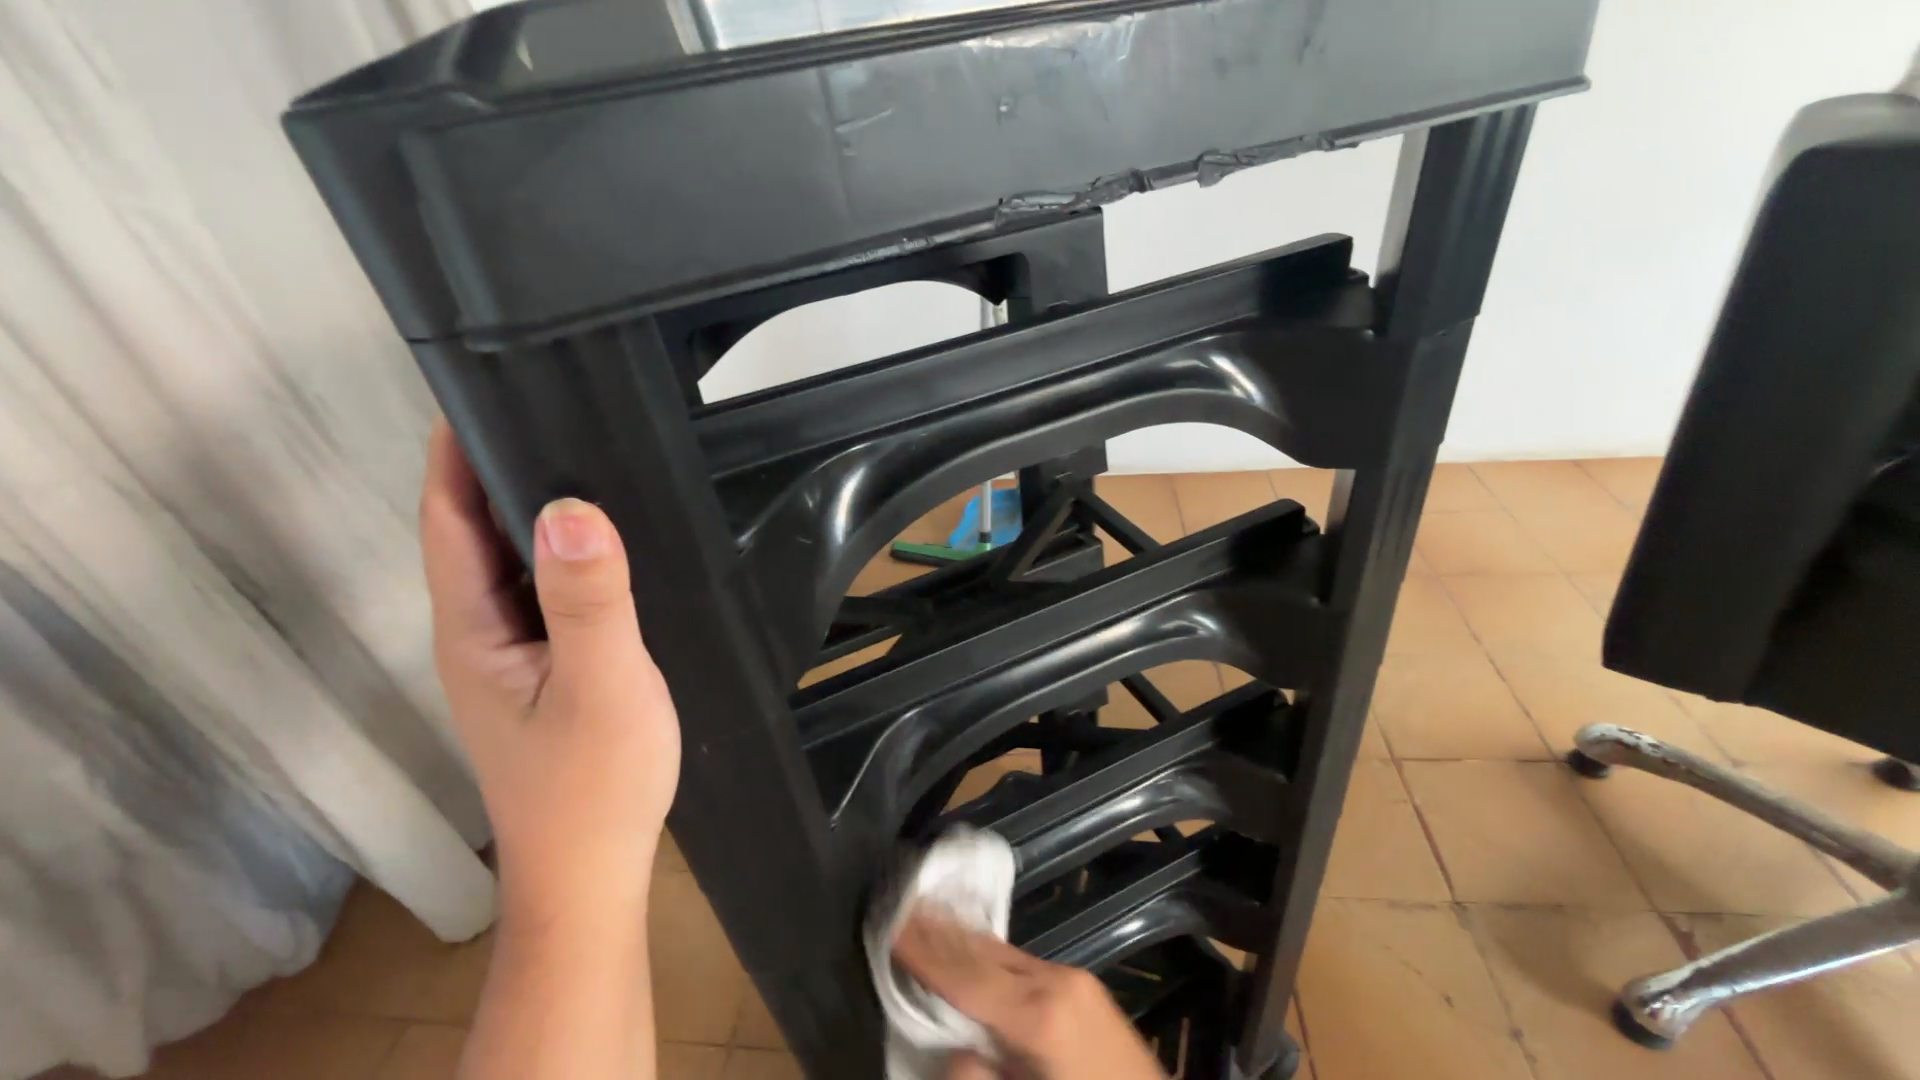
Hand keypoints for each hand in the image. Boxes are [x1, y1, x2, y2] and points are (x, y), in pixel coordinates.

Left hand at [419, 421, 680, 924]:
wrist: (592, 870)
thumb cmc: (592, 782)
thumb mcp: (601, 683)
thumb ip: (589, 599)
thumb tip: (571, 507)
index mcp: (473, 627)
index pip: (449, 518)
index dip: (456, 452)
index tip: (483, 386)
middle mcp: (479, 633)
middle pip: (475, 533)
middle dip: (499, 466)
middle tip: (555, 404)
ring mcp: (509, 656)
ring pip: (511, 563)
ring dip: (532, 510)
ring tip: (586, 455)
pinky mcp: (543, 672)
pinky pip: (544, 591)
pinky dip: (563, 554)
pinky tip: (606, 543)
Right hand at [892, 911, 1166, 1079]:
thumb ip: (979, 1076)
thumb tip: (952, 1049)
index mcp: (1038, 1016)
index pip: (965, 975)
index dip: (924, 950)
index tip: (890, 923)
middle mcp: (1055, 982)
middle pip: (982, 952)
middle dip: (938, 931)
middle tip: (898, 905)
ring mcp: (1073, 980)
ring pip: (1002, 951)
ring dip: (961, 936)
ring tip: (923, 914)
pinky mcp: (1082, 986)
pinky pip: (1020, 960)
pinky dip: (987, 951)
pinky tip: (970, 944)